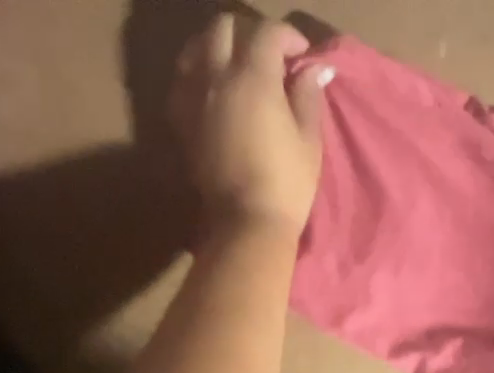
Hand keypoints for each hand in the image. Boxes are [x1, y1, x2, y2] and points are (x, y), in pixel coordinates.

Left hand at [169, 15, 331, 235]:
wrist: (246, 223)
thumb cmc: (287, 183)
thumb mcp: (309, 140)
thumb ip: (307, 96)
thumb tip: (312, 69)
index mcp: (253, 78)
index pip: (268, 33)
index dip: (289, 37)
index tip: (303, 56)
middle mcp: (216, 77)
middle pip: (223, 28)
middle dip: (248, 33)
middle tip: (268, 56)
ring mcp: (193, 98)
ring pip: (195, 48)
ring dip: (216, 47)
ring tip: (235, 67)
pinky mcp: (181, 122)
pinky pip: (182, 81)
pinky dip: (198, 75)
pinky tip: (213, 92)